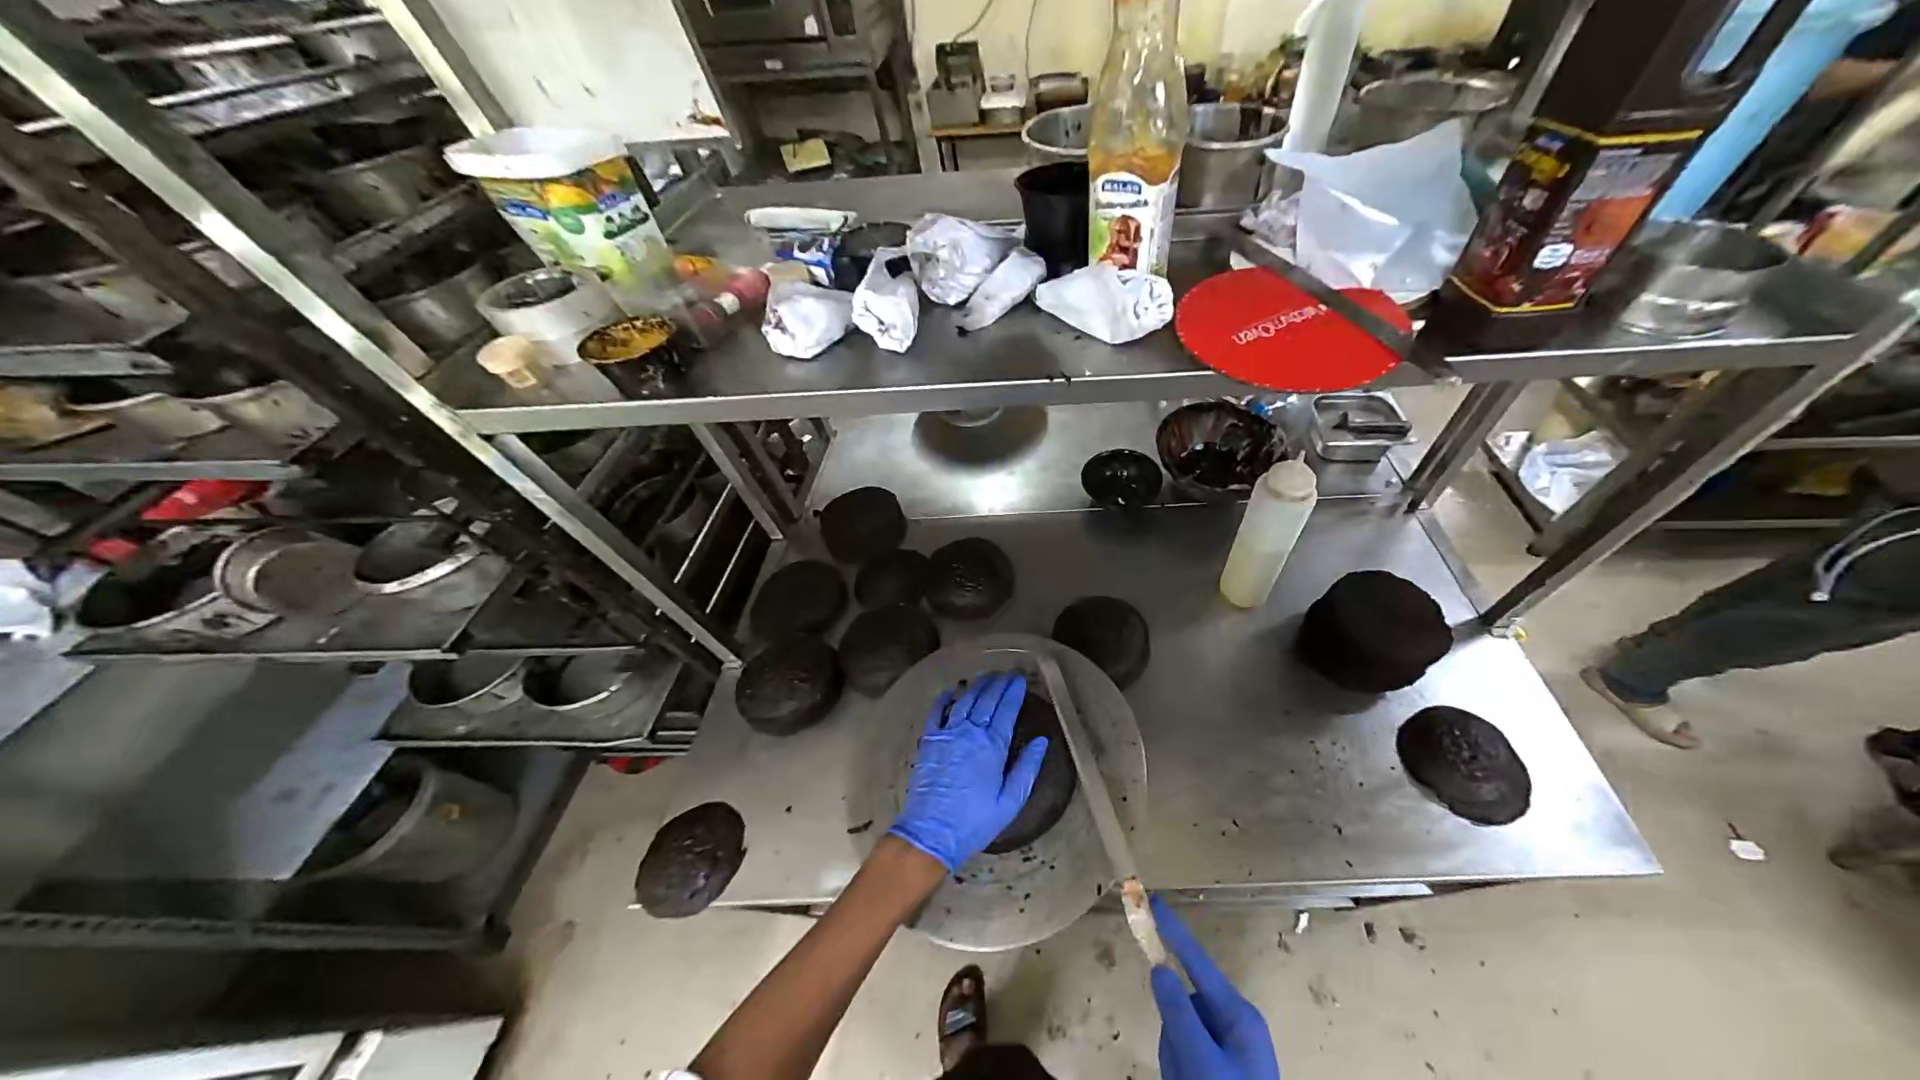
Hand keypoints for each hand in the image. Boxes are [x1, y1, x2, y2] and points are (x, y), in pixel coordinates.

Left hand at [885, 672, 1049, 871]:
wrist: (932, 831)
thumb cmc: (975, 821)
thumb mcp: (1010, 801)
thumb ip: (1027, 768)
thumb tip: (1042, 742)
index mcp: (993, 746)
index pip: (1007, 710)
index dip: (1014, 692)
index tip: (1020, 679)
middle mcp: (971, 733)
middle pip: (986, 700)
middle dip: (998, 684)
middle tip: (1006, 673)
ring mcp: (947, 734)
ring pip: (964, 701)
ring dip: (976, 686)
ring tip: (986, 676)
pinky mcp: (929, 741)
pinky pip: (936, 712)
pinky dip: (944, 699)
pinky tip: (951, 690)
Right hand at [1150, 894, 1280, 1079]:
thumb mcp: (1200, 1061)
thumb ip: (1176, 1012)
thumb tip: (1159, 969)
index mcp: (1238, 1014)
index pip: (1196, 960)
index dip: (1172, 929)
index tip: (1152, 900)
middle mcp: (1236, 1023)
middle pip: (1183, 1003)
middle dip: (1172, 1032)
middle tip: (1180, 1070)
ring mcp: (1230, 1046)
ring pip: (1180, 1030)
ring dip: (1175, 1057)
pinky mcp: (1223, 1066)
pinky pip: (1187, 1053)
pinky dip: (1181, 1070)